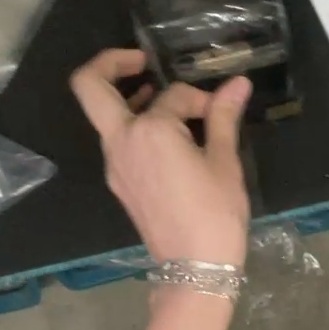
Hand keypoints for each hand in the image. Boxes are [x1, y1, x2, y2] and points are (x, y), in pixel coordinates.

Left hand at [70, 49, 251, 266]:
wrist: (195, 268)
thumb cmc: (215, 216)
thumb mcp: (224, 164)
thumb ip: (223, 118)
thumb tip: (237, 84)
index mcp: (149, 131)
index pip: (173, 96)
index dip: (200, 98)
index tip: (220, 111)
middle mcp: (121, 142)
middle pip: (91, 87)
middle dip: (111, 64)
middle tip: (140, 61)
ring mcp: (115, 165)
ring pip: (105, 117)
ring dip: (127, 101)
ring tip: (161, 103)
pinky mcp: (120, 185)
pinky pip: (118, 143)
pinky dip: (135, 130)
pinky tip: (167, 142)